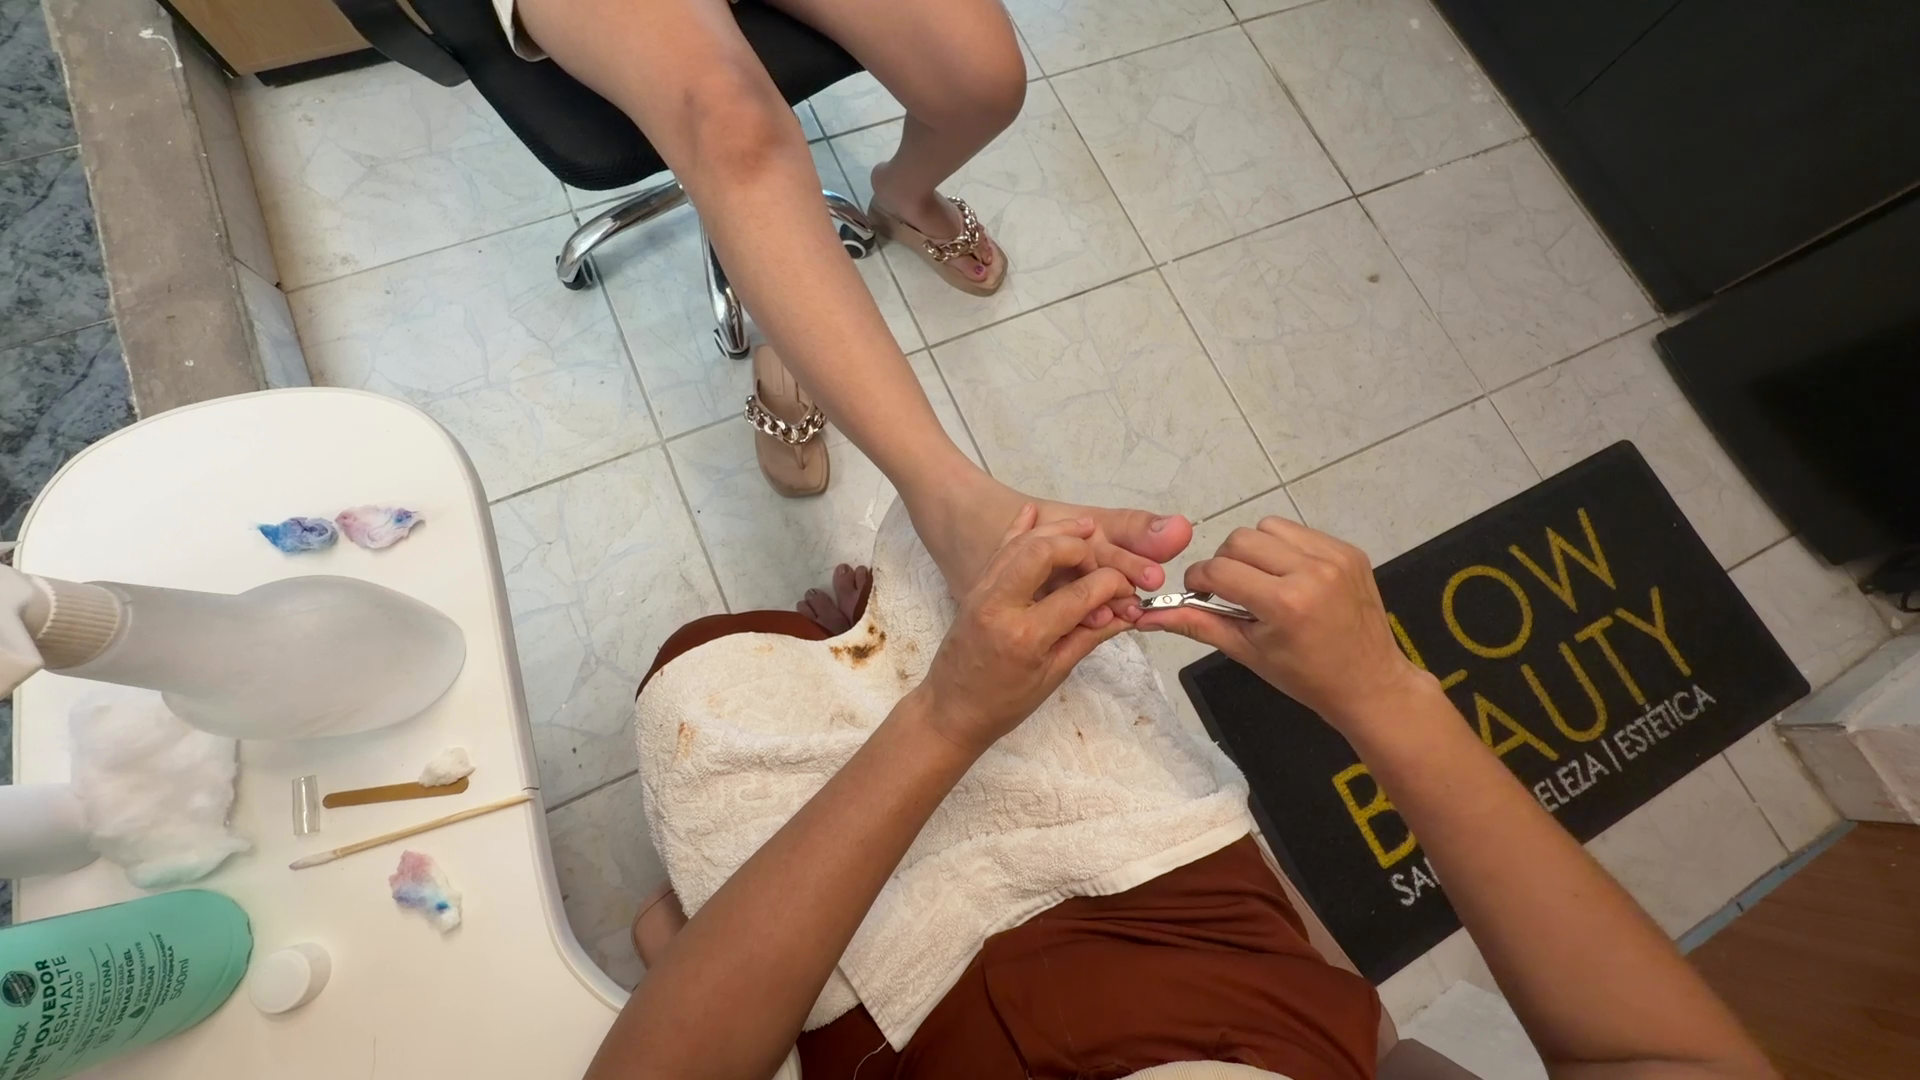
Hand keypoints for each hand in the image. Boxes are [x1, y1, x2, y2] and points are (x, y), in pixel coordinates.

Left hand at [916, 504, 1138, 755]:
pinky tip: (1033, 512)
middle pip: (1044, 552)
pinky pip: (999, 550)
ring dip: (1055, 531)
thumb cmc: (1004, 703)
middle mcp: (1000, 605)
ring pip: (1021, 543)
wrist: (950, 709)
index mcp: (1025, 635)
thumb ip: (1089, 636)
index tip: (1129, 588)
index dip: (1111, 586)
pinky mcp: (975, 587)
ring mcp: (983, 592)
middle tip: (1101, 558)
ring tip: (1086, 527)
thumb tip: (1128, 613)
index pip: (1079, 594)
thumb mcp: (1053, 675)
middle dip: (1079, 547)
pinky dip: (1018, 529)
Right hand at [1134, 516, 1434, 731]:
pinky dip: (1282, 548)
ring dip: (1254, 550)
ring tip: (1261, 580)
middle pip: (1239, 540)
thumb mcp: (1246, 651)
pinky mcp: (1348, 551)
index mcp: (1284, 603)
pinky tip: (1288, 575)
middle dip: (1225, 563)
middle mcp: (1310, 572)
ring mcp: (1334, 557)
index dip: (1198, 580)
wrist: (1369, 682)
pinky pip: (1297, 531)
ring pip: (1266, 527)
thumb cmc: (1303, 676)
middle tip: (1232, 591)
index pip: (1218, 571)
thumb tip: (1147, 617)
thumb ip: (1197, 624)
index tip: (1200, 594)